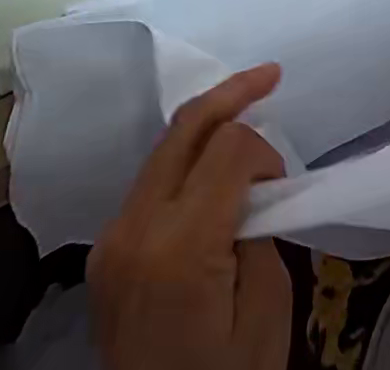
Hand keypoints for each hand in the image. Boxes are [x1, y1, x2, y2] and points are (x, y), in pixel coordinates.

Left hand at [88, 64, 291, 369]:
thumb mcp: (267, 315)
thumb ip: (260, 234)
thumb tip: (250, 189)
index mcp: (180, 248)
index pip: (226, 150)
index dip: (264, 148)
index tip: (283, 180)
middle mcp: (135, 227)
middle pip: (184, 129)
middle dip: (231, 93)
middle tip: (269, 74)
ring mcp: (113, 234)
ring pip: (163, 147)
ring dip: (207, 122)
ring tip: (246, 102)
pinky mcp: (106, 245)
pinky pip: (151, 180)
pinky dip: (186, 158)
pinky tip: (212, 160)